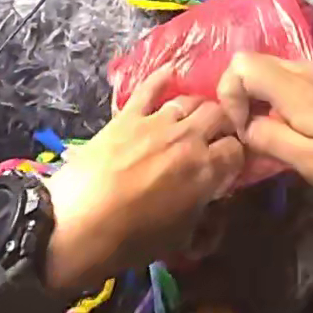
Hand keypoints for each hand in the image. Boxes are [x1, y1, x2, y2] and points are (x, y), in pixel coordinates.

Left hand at [43, 66, 244, 293]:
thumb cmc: (129, 240)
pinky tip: (172, 71)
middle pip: (219, 116)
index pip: (237, 149)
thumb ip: (205, 221)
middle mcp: (188, 138)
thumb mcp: (178, 240)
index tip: (229, 165)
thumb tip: (215, 208)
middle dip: (223, 126)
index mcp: (205, 170)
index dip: (236, 156)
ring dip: (198, 108)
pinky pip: (151, 87)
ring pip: (190, 100)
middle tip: (215, 138)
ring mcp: (157, 121)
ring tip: (195, 118)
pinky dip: (163, 77)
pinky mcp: (129, 114)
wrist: (76, 225)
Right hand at [216, 53, 312, 201]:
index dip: (228, 94)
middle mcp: (308, 70)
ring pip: (276, 72)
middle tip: (256, 138)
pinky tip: (306, 131)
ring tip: (280, 140)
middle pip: (255, 64)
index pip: (240, 64)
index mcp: (299, 88)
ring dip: (265, 102)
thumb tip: (244, 128)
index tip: (243, 130)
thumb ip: (273, 142)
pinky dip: (286, 101)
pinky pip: (297, 80)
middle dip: (243, 99)